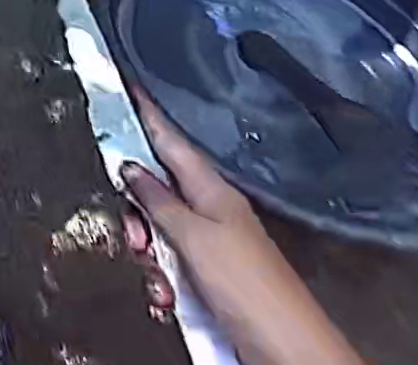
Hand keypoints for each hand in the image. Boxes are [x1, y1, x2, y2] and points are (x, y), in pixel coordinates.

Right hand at [120, 84, 364, 364]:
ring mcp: (211, 238)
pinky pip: (170, 257)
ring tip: (156, 274)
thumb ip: (155, 199)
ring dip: (148, 247)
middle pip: (154, 184)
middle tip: (134, 232)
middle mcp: (209, 205)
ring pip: (157, 223)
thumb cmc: (249, 288)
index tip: (126, 81)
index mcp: (209, 186)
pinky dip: (161, 276)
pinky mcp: (210, 271)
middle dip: (134, 206)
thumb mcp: (192, 237)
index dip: (145, 109)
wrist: (292, 354)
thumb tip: (128, 166)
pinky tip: (166, 295)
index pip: (167, 135)